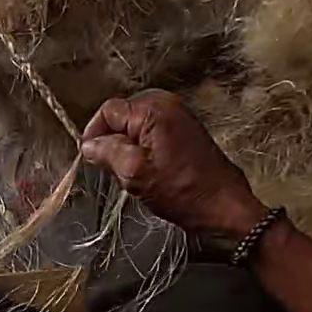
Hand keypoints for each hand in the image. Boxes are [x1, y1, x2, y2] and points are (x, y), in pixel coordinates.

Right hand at [79, 90, 268, 239]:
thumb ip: (107, 152)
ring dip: (126, 146)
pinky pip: (150, 132)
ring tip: (131, 173)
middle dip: (112, 140)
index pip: (108, 111)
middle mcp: (167, 104)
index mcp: (153, 109)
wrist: (223, 206)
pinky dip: (142, 148)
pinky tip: (147, 170)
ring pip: (134, 126)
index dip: (94, 133)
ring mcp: (178, 116)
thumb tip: (88, 144)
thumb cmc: (181, 191)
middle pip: (121, 116)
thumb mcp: (135, 173)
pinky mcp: (184, 130)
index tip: (90, 158)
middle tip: (113, 168)